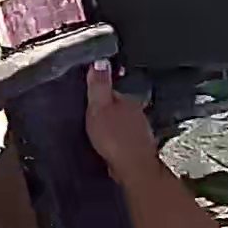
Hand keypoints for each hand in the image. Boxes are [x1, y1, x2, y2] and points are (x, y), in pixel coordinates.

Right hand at [85, 59, 160, 183]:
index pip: (111, 91)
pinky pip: (124, 137)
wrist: (132, 167)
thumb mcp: (98, 107)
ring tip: (98, 132)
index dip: (97, 96)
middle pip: (117, 107)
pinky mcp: (138, 146)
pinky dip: (117, 139)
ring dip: (112, 126)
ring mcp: (140, 130)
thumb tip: (100, 61)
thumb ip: (99, 85)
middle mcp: (137, 113)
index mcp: (127, 100)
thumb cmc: (113, 137)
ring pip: (122, 122)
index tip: (86, 102)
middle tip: (89, 118)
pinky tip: (109, 145)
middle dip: (106, 111)